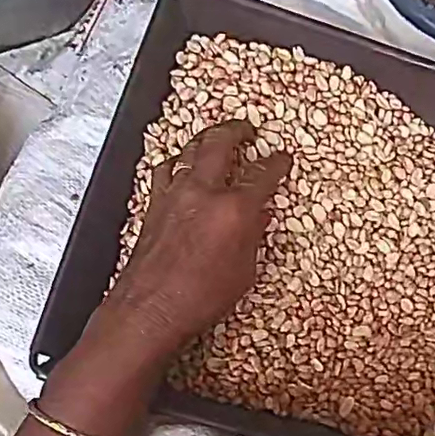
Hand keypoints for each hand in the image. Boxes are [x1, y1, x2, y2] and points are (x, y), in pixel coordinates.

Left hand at [101, 120, 292, 355]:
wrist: (152, 308)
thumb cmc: (201, 297)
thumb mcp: (244, 271)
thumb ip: (252, 237)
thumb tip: (259, 217)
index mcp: (235, 210)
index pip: (262, 175)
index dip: (276, 164)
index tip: (282, 158)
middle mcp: (203, 193)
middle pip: (219, 144)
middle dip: (236, 130)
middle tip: (247, 127)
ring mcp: (175, 195)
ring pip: (188, 150)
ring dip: (204, 139)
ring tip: (214, 137)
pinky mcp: (154, 205)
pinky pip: (166, 170)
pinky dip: (176, 161)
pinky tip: (179, 165)